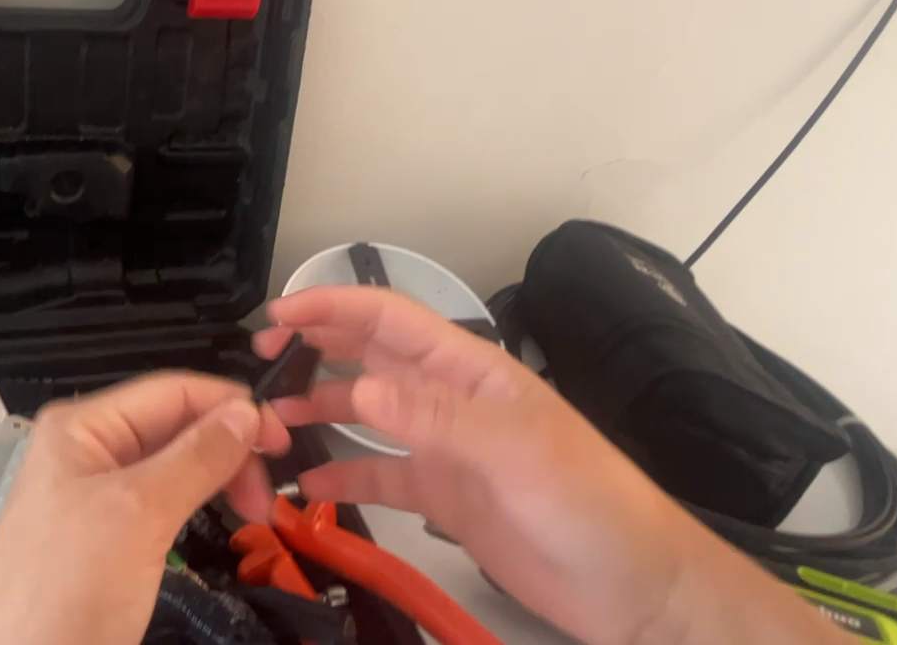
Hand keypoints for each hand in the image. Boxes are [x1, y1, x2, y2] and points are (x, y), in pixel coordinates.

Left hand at [0, 372, 290, 644]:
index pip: (170, 391)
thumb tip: (246, 412)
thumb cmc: (64, 590)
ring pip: (173, 463)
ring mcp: (97, 493)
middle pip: (174, 425)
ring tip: (252, 511)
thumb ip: (195, 458)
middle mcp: (89, 449)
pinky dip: (197, 502)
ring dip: (217, 476)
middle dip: (226, 447)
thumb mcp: (137, 515)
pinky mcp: (108, 535)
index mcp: (83, 426)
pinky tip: (219, 516)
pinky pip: (163, 499)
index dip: (227, 404)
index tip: (279, 434)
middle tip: (266, 491)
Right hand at [256, 286, 849, 644]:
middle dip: (313, 346)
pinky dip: (341, 473)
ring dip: (318, 408)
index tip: (278, 314)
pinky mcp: (438, 492)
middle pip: (366, 355)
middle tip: (260, 360)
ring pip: (363, 411)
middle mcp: (442, 396)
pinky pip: (376, 473)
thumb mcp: (514, 450)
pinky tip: (308, 483)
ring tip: (271, 423)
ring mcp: (438, 444)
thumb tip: (357, 389)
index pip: (385, 317)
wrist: (636, 590)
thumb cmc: (586, 501)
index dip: (331, 305)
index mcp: (463, 367)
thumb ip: (434, 417)